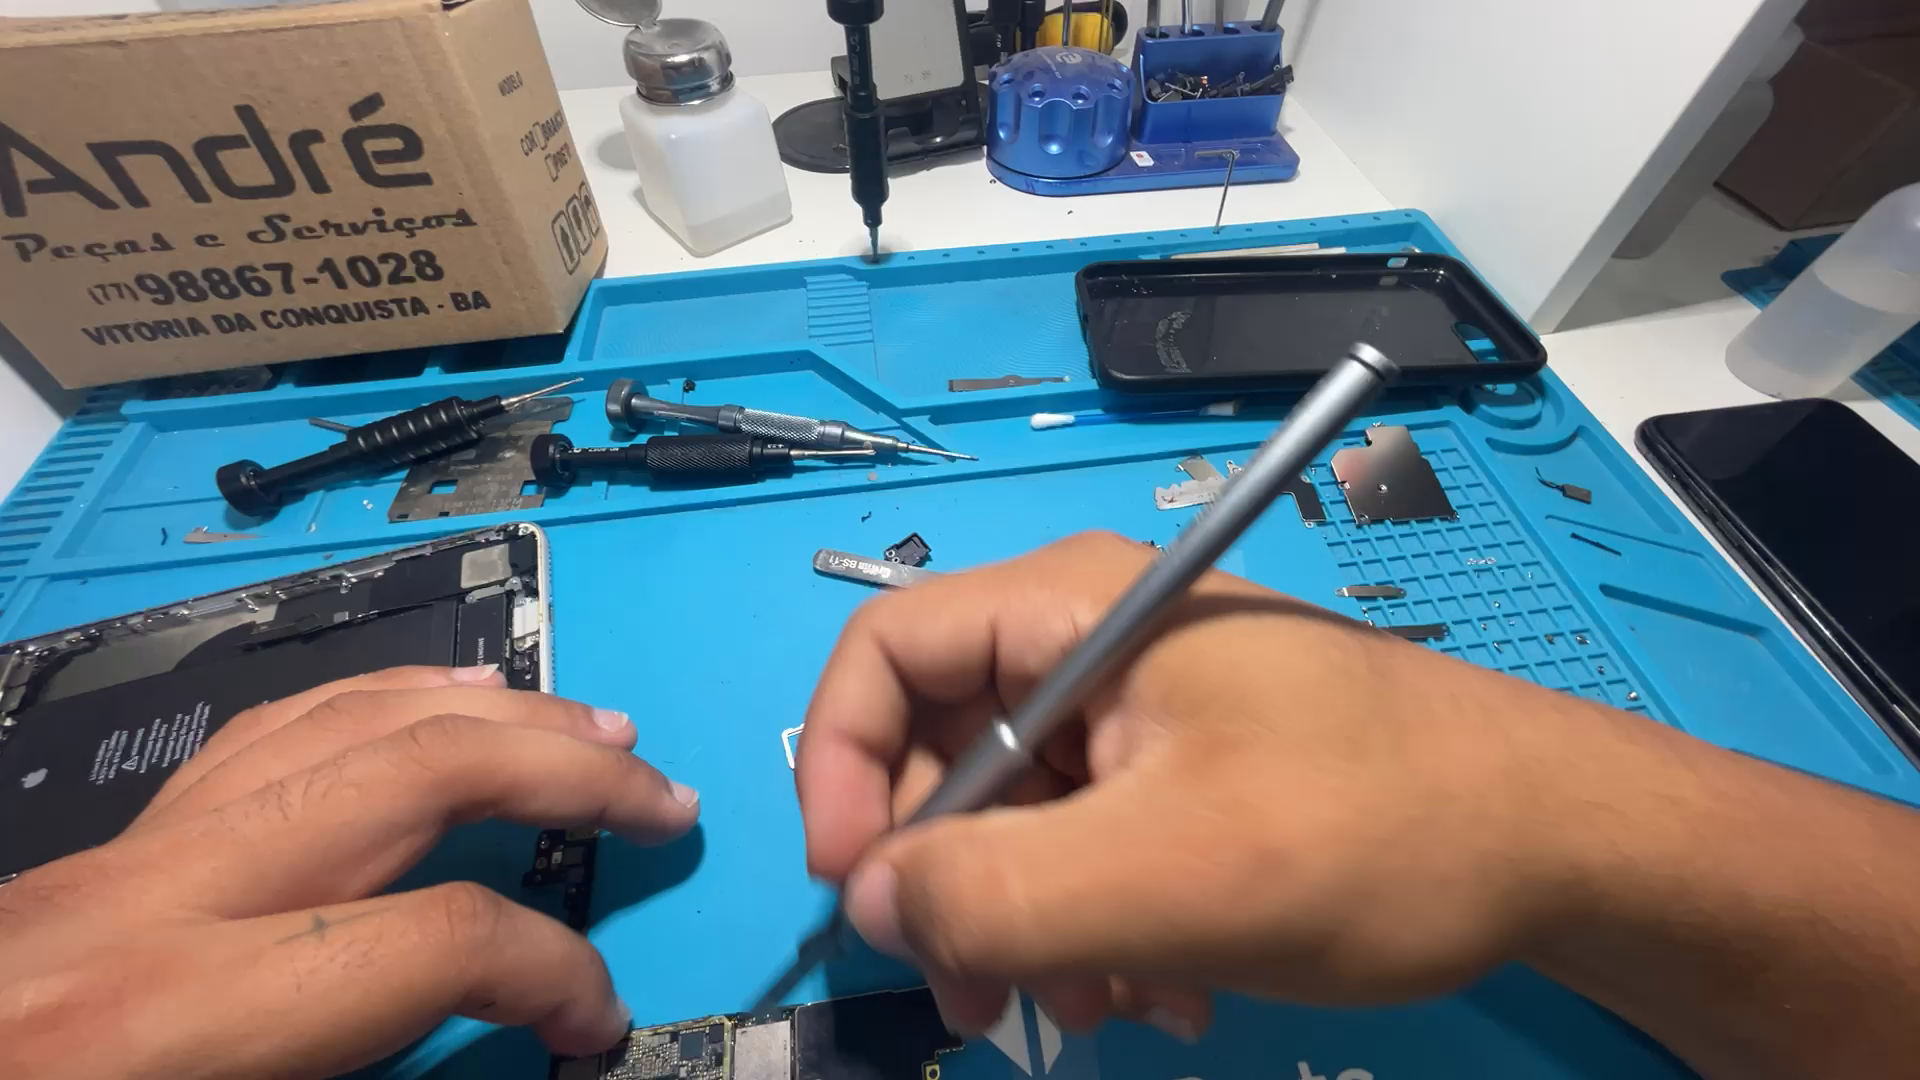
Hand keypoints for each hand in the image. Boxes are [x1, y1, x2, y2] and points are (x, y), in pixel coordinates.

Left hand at [0, 666, 698, 1079]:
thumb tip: (517, 1059)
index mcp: (164, 1019)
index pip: (440, 941)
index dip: (555, 975)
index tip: (602, 1019)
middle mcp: (158, 898)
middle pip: (427, 767)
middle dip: (574, 772)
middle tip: (663, 795)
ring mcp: (133, 847)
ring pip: (369, 717)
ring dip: (513, 714)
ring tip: (604, 727)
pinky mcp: (123, 837)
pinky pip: (293, 722)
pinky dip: (407, 694)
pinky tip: (464, 691)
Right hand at [797, 532, 1643, 1039]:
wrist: (1556, 843)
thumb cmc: (1377, 828)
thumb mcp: (1178, 872)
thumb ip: (1001, 891)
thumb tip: (867, 900)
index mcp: (1068, 605)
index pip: (889, 648)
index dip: (840, 758)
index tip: (851, 886)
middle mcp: (1079, 636)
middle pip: (938, 736)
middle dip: (940, 869)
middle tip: (975, 994)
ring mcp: (1120, 696)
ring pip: (1002, 800)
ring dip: (1020, 909)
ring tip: (1096, 1002)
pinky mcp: (1156, 752)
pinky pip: (1067, 827)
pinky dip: (1082, 909)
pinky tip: (1156, 977)